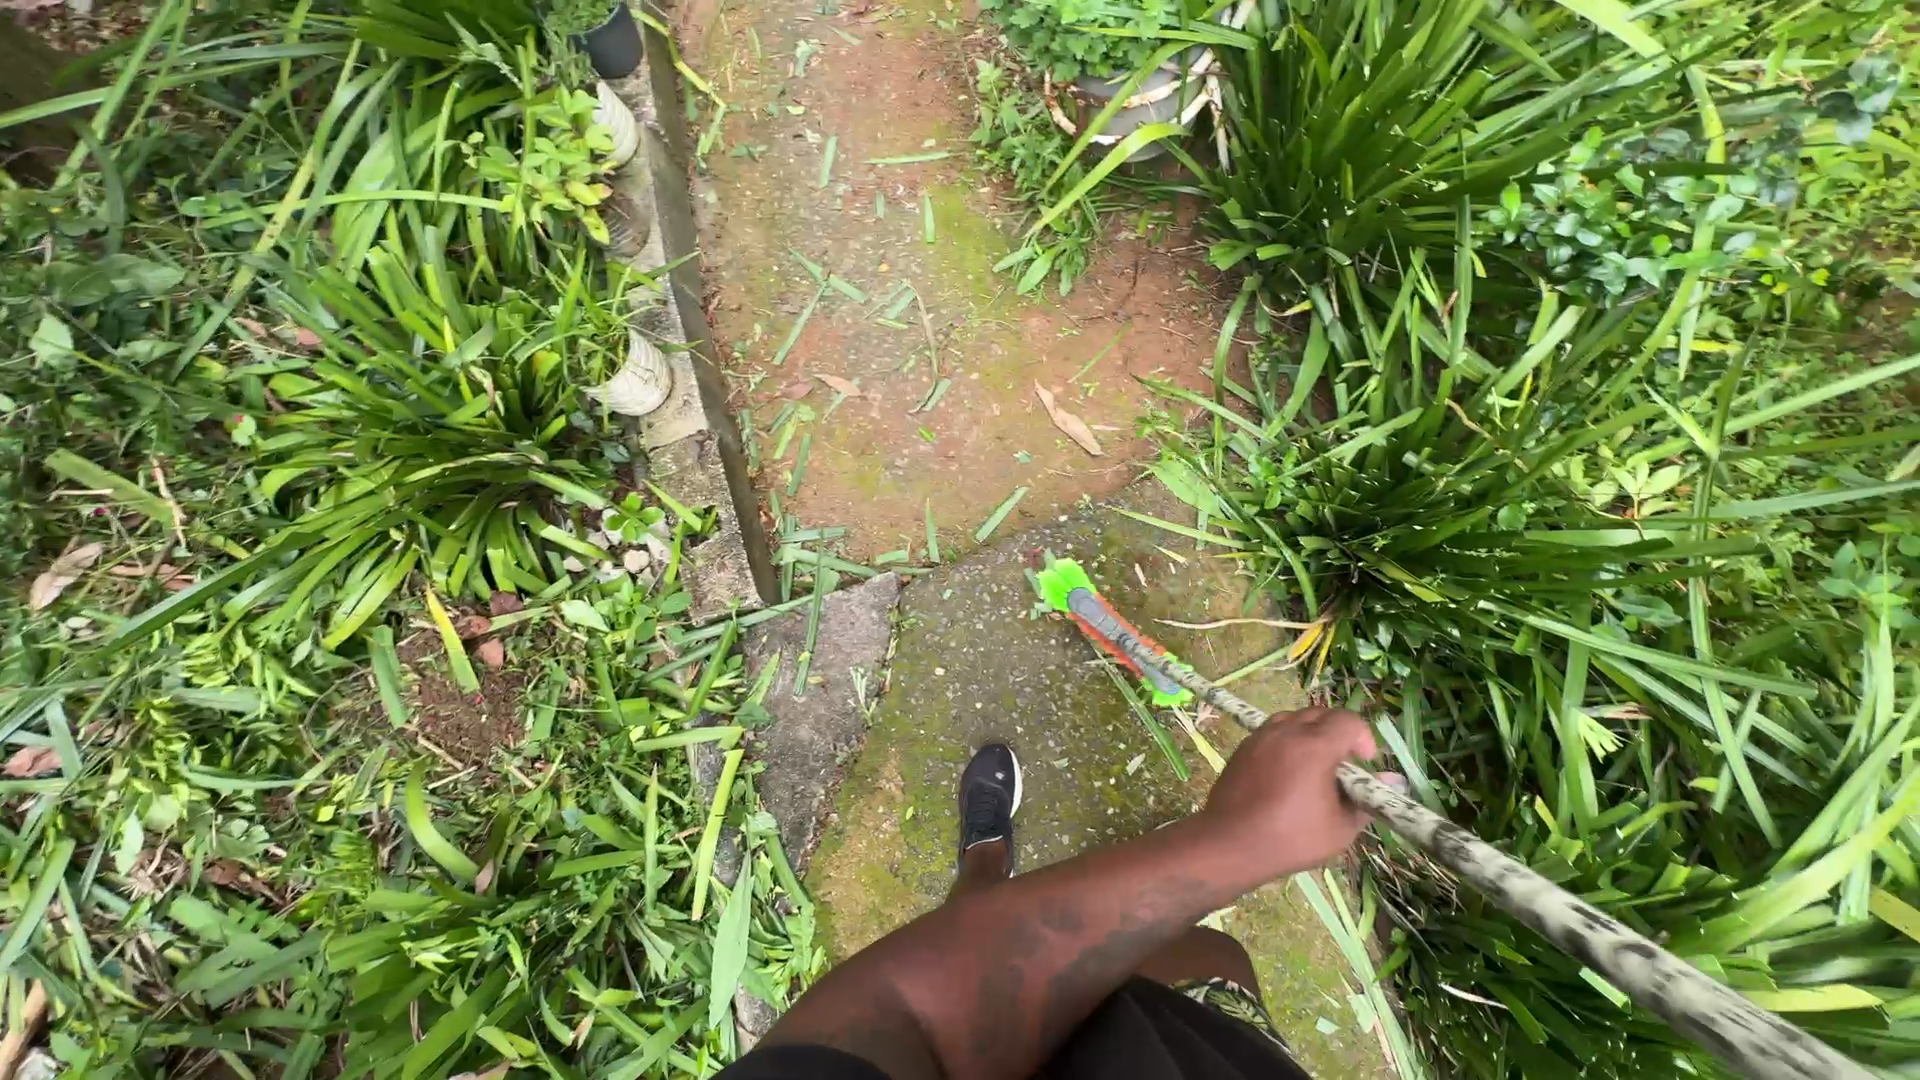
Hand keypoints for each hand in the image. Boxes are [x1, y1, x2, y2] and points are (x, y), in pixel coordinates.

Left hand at [1200, 707, 1379, 876]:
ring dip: (1311, 733)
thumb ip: (1368, 799)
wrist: (1231, 841)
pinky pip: (1272, 731)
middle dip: (1338, 732)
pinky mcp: (1243, 746)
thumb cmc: (1291, 838)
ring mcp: (1260, 736)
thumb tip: (1394, 779)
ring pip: (1293, 718)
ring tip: (1316, 766)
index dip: (1363, 737)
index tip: (1364, 763)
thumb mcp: (1341, 827)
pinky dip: (1288, 741)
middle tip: (1343, 765)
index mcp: (1313, 746)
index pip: (1347, 720)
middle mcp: (1285, 731)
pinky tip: (1289, 771)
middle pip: (1320, 714)